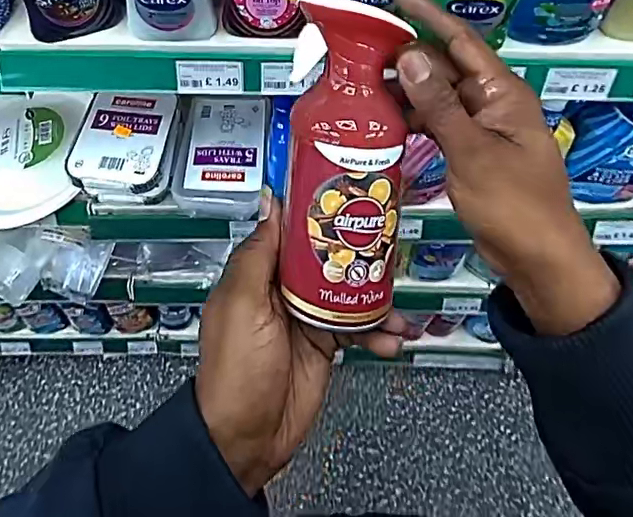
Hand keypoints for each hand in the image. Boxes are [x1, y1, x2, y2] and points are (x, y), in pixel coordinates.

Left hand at [195, 192, 405, 495]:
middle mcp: (284, 287)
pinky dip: (378, 332)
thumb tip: (271, 202)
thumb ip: (260, 253)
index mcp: (260, 271)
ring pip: (349, 290)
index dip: (317, 209)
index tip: (348, 192)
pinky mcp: (325, 342)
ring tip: (398, 306)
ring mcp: (307, 314)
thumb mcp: (243, 303)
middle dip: (358, 250)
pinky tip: (393, 338)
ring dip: (376, 297)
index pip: (292, 229)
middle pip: (328, 255)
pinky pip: (358, 328)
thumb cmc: (234, 369)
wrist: (244, 439)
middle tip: (388, 244)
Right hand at [391, 0, 619, 336]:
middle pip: (445, 67)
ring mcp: (482, 127)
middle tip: (362, 53)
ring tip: (364, 86)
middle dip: (407, 58)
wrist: (541, 263)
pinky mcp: (472, 150)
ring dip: (407, 91)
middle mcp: (492, 101)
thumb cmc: (514, 205)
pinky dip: (416, 119)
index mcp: (502, 92)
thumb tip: (409, 55)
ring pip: (439, 96)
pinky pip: (440, 122)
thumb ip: (439, 104)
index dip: (428, 14)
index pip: (460, 40)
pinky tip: (386, 121)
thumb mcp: (472, 152)